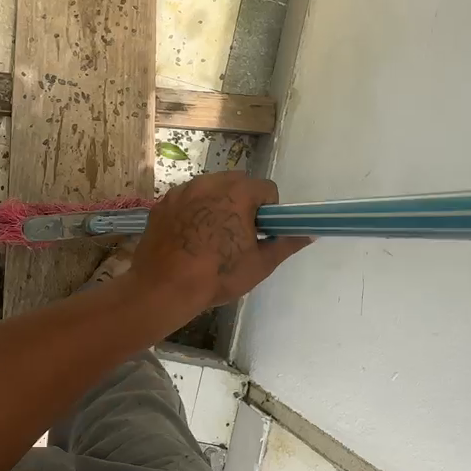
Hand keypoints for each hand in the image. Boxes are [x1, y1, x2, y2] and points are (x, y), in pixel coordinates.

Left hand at [131, 172, 311, 312]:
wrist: (163, 287)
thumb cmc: (217, 275)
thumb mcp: (259, 264)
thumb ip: (286, 244)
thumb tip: (308, 234)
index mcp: (237, 192)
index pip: (266, 189)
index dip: (268, 212)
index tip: (261, 233)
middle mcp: (209, 183)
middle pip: (236, 183)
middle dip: (242, 203)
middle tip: (237, 235)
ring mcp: (182, 191)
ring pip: (209, 189)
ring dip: (216, 204)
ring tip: (210, 237)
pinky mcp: (162, 204)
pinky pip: (186, 199)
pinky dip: (191, 211)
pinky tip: (188, 237)